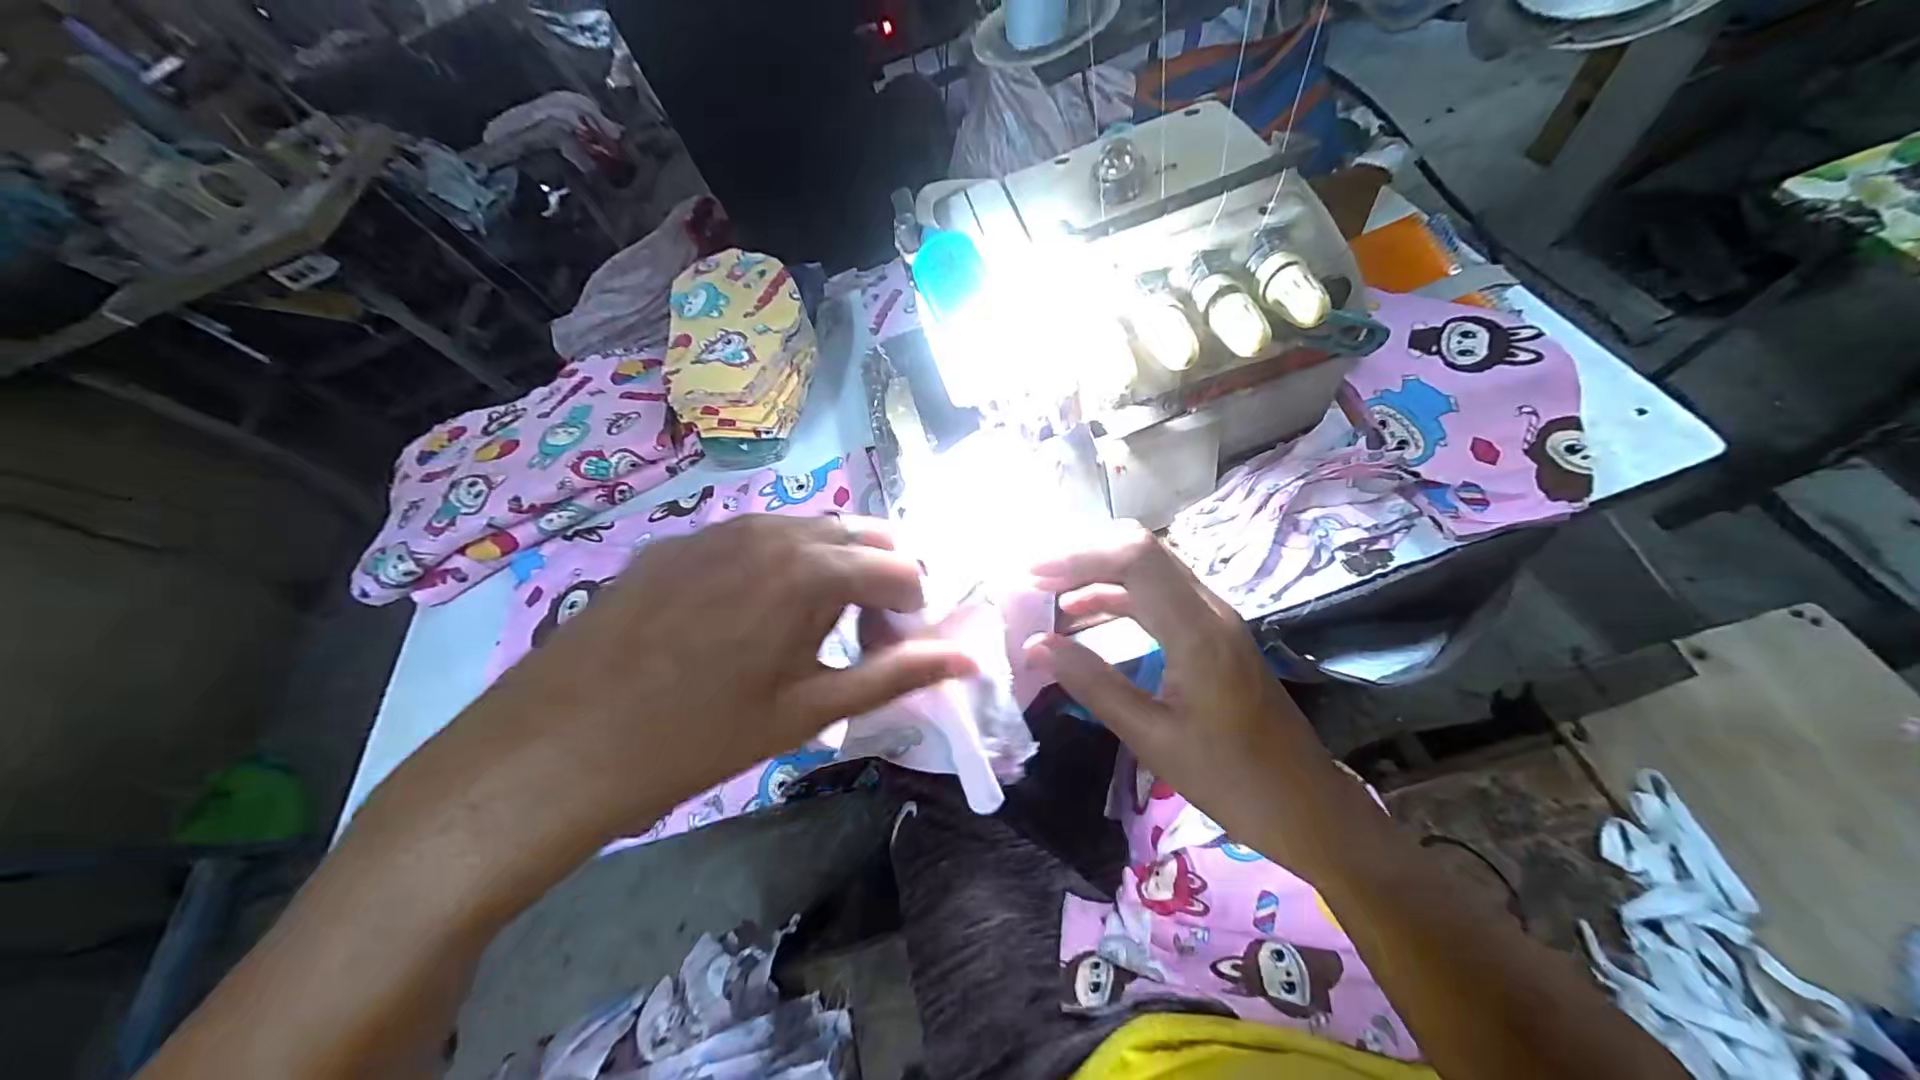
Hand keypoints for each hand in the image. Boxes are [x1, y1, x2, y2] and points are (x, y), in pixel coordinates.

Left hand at [471, 514, 976, 842]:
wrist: (554, 746)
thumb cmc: (698, 738)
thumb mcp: (808, 711)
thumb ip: (896, 675)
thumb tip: (969, 659)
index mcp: (812, 567)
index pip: (903, 567)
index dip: (912, 613)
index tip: (890, 656)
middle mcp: (771, 529)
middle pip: (861, 536)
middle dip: (881, 582)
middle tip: (860, 642)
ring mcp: (717, 530)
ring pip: (807, 533)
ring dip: (832, 572)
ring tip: (806, 635)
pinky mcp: (676, 543)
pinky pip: (754, 541)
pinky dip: (778, 568)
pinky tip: (744, 624)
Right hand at [1025, 523, 1373, 875]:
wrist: (1306, 804)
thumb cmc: (1229, 779)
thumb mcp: (1151, 737)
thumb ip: (1092, 683)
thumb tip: (1034, 645)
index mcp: (1197, 631)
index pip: (1133, 559)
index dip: (1077, 557)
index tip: (1031, 576)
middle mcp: (1210, 609)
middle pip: (1142, 551)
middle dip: (1083, 558)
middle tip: (1035, 584)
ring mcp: (1217, 619)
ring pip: (1150, 571)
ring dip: (1098, 577)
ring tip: (1049, 601)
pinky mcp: (1216, 634)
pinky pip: (1160, 597)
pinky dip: (1119, 598)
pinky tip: (1086, 620)